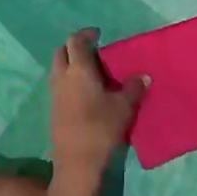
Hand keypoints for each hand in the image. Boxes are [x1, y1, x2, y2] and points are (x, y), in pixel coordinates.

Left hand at [49, 28, 145, 173]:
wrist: (76, 161)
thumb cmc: (100, 128)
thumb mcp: (123, 107)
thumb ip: (133, 88)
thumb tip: (144, 75)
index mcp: (78, 68)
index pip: (75, 40)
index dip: (85, 34)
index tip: (97, 35)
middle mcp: (62, 75)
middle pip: (62, 50)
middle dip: (74, 46)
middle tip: (92, 51)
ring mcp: (54, 91)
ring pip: (57, 66)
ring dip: (69, 62)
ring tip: (90, 71)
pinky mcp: (53, 107)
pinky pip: (58, 82)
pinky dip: (67, 78)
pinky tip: (83, 91)